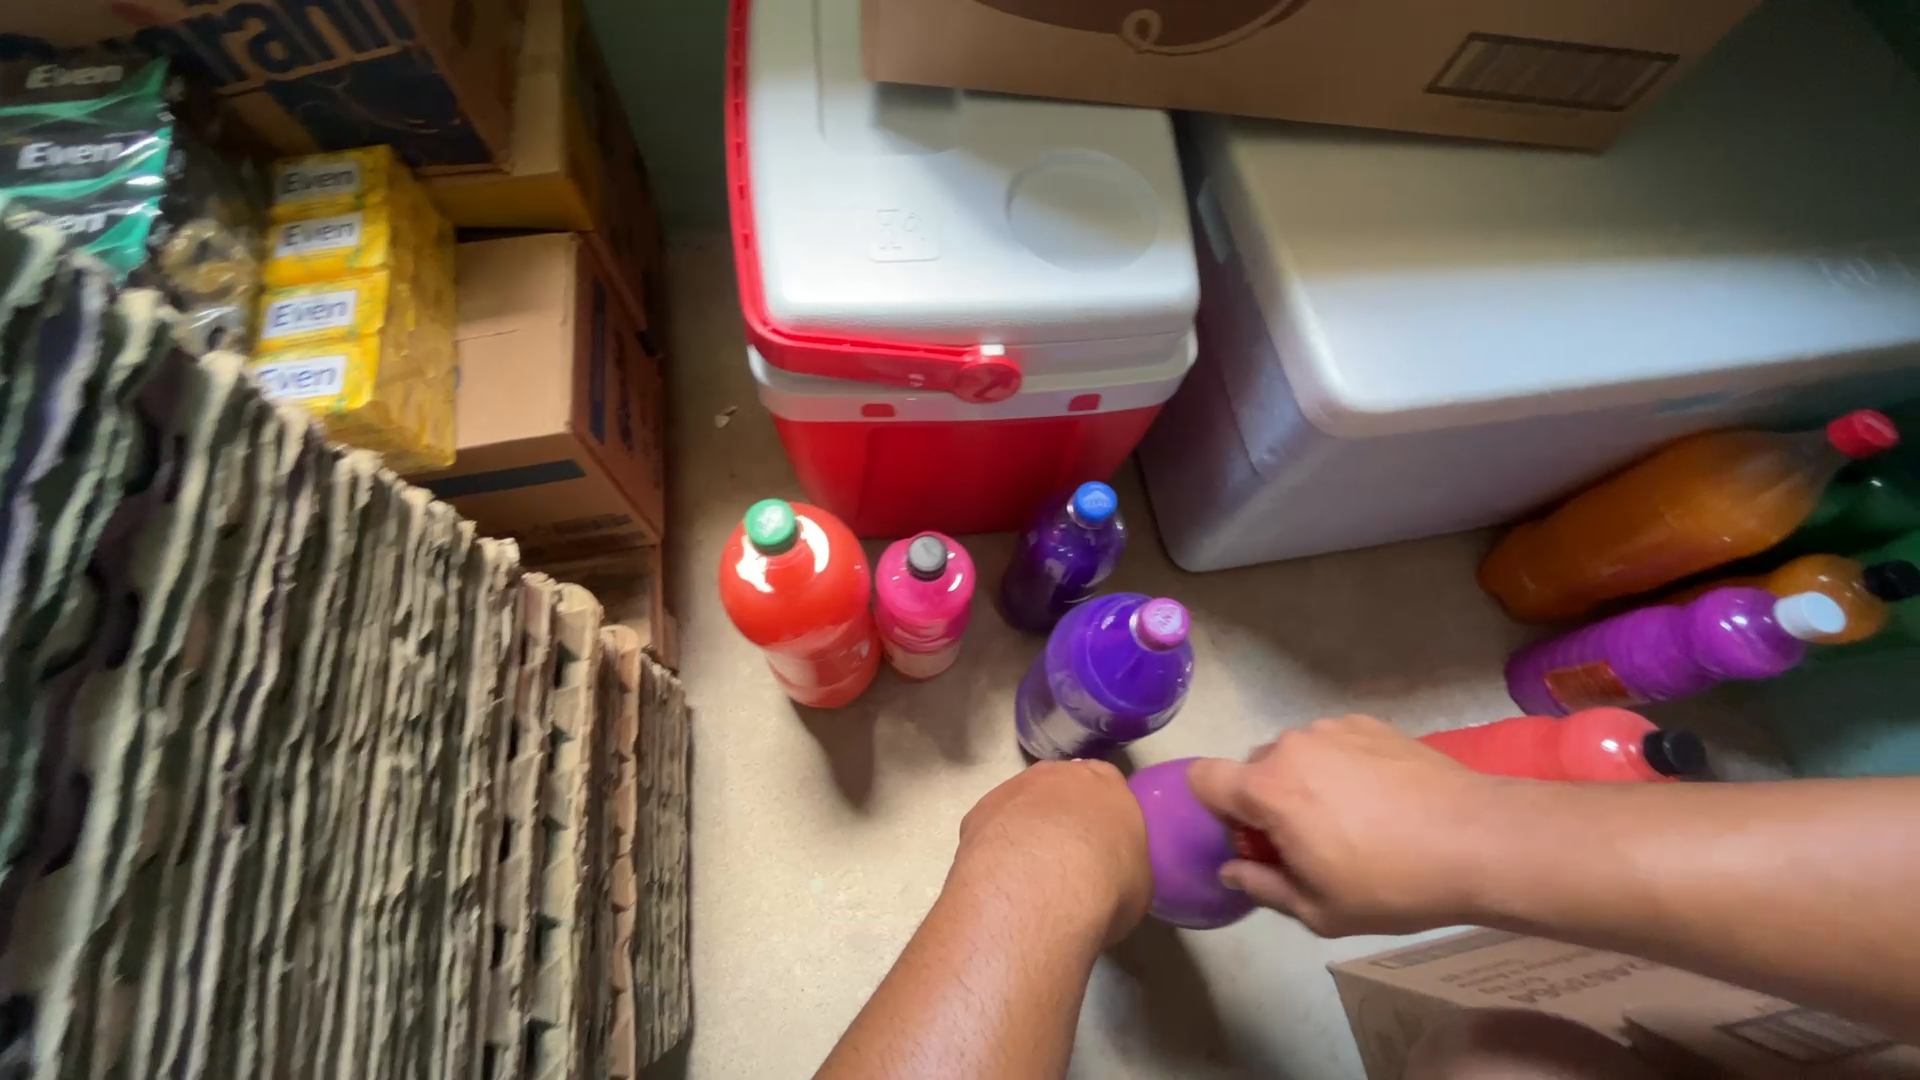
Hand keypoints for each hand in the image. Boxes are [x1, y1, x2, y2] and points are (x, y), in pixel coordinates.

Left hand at [952, 760, 1152, 945]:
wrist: (1039, 884)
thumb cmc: (1105, 883)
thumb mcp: (1138, 881)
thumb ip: (1125, 861)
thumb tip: (1113, 871)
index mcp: (1106, 784)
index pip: (1107, 782)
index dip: (1102, 812)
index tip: (1101, 840)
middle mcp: (1059, 774)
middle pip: (1061, 787)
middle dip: (1062, 815)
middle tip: (1066, 857)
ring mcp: (1014, 787)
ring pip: (1023, 803)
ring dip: (1026, 829)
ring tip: (1030, 873)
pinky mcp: (980, 809)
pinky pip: (993, 825)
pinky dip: (997, 846)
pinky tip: (1002, 877)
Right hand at [1188, 715, 1505, 936]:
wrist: (1480, 840)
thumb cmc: (1392, 883)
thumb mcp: (1320, 910)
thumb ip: (1262, 886)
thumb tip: (1231, 869)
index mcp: (1267, 789)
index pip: (1203, 776)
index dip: (1212, 804)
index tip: (1247, 833)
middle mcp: (1288, 746)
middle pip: (1253, 768)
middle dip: (1267, 798)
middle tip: (1309, 836)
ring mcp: (1329, 729)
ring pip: (1294, 754)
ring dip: (1305, 779)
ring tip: (1355, 814)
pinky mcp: (1365, 722)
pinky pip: (1332, 742)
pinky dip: (1341, 764)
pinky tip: (1381, 795)